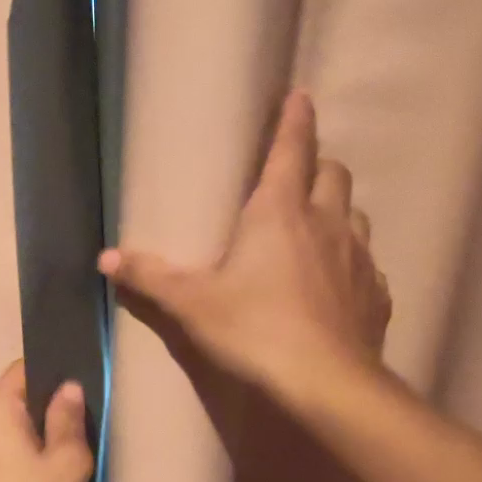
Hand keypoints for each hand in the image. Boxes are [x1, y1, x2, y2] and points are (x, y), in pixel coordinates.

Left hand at [0, 361, 93, 481]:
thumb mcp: (69, 463)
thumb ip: (68, 418)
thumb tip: (66, 387)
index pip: (21, 371)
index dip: (50, 377)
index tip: (72, 398)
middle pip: (6, 404)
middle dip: (35, 415)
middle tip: (66, 442)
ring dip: (17, 443)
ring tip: (44, 472)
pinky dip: (1, 465)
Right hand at [98, 90, 390, 397]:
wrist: (325, 385)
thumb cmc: (253, 330)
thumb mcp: (191, 304)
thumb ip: (150, 277)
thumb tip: (106, 258)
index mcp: (280, 212)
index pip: (292, 149)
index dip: (294, 120)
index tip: (298, 96)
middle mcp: (327, 224)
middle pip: (332, 174)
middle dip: (315, 165)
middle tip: (294, 174)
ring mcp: (359, 260)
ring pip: (356, 215)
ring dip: (336, 212)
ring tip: (314, 228)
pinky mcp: (375, 297)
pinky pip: (366, 265)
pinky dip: (349, 262)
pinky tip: (333, 284)